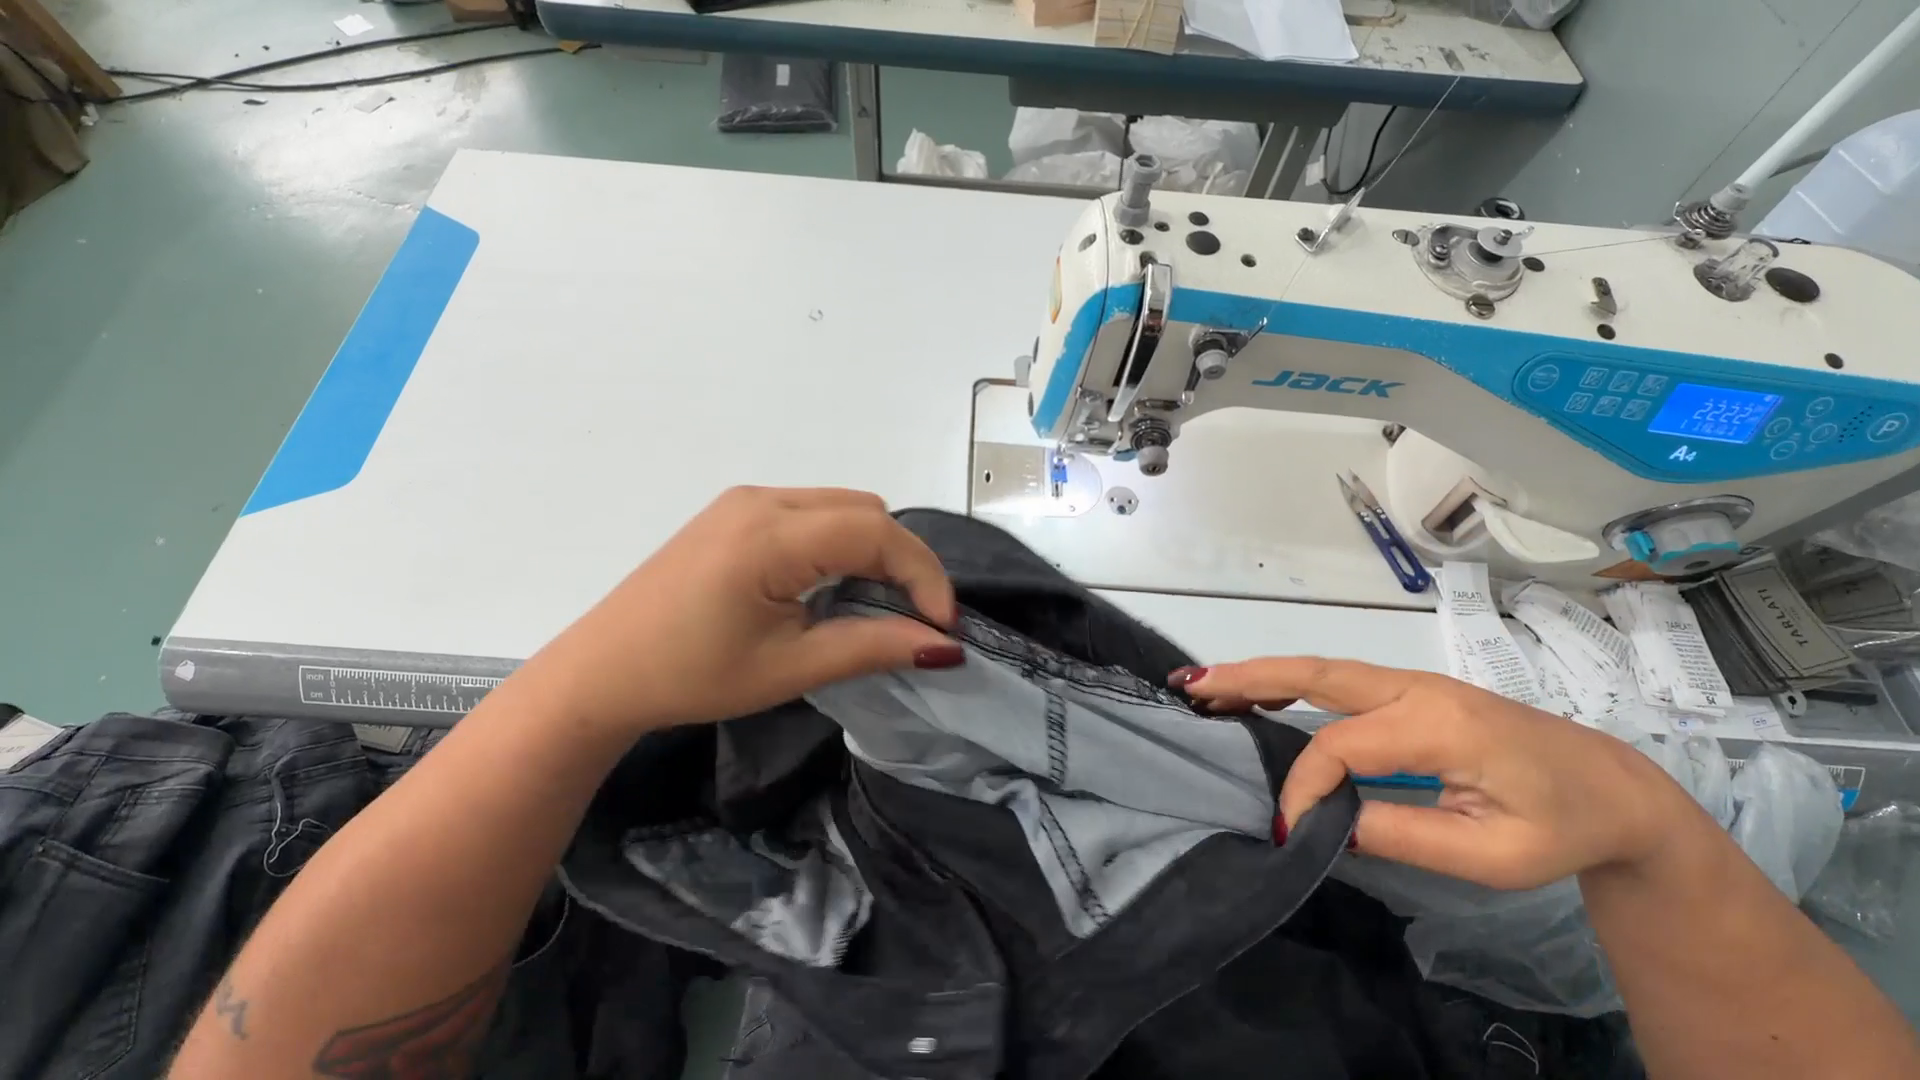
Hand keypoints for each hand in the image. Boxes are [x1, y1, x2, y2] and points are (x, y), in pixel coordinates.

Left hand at [520, 487, 961, 736]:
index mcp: (771, 536)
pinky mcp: (735, 512)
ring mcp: (744, 500)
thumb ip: (872, 646)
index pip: (876, 532)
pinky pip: (812, 511)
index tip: (942, 627)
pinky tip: (831, 585)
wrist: (604, 672)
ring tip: (876, 606)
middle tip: (912, 619)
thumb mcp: (790, 668)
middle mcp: (761, 500)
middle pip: (864, 510)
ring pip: (842, 506)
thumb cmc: (692, 677)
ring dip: (872, 549)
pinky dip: (841, 542)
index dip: (923, 575)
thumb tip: (944, 646)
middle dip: (902, 560)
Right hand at [1176, 658, 1696, 889]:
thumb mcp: (1493, 855)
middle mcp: (1416, 690)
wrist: (1613, 788)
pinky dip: (1289, 680)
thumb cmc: (1559, 825)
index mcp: (1438, 726)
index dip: (1305, 788)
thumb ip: (1405, 834)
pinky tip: (1260, 692)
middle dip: (1248, 679)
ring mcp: (1412, 684)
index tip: (1291, 832)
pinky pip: (1336, 679)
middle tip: (1191, 688)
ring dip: (1259, 674)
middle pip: (1315, 674)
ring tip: (1206, 685)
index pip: (1341, 748)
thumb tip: (1328, 824)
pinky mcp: (1410, 691)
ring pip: (1320, 669)